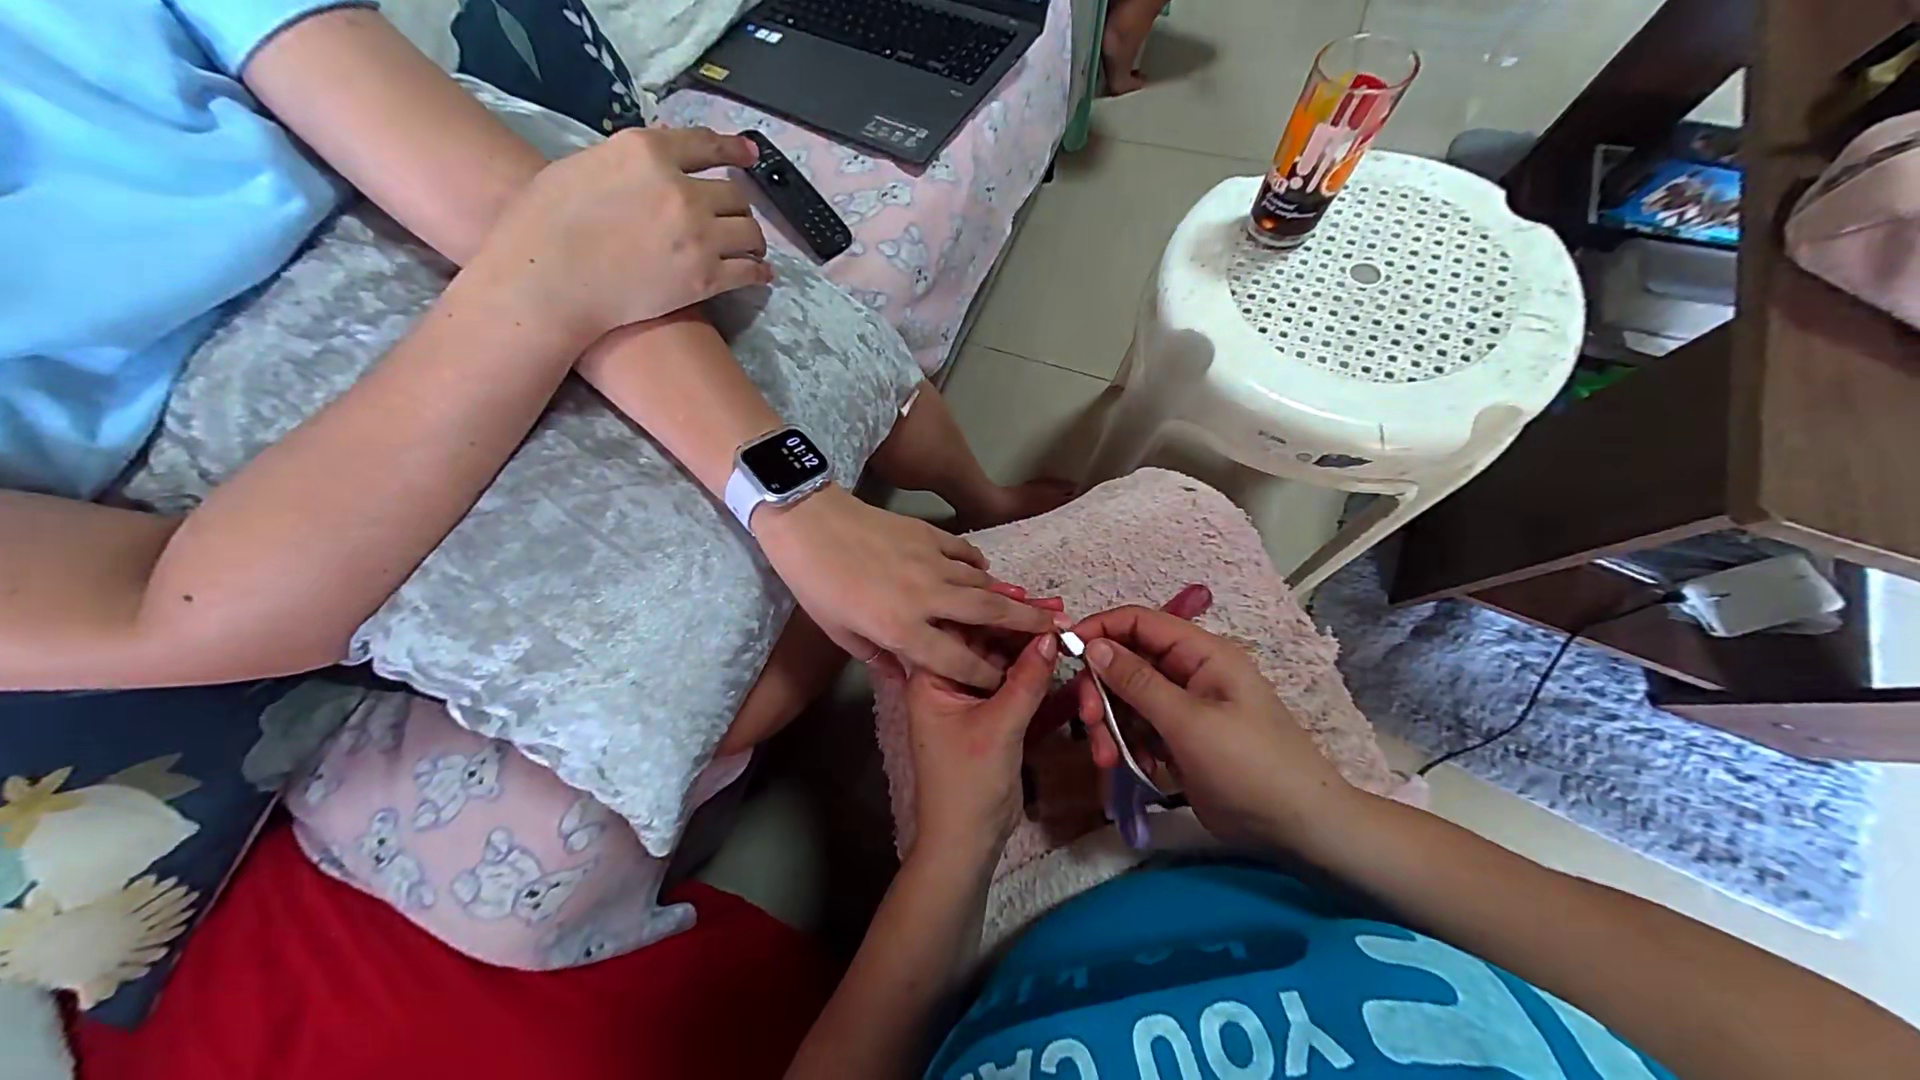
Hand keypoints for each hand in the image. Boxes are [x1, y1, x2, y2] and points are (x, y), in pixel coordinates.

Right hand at [473, 127, 769, 339]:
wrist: (550, 279)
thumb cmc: (547, 222)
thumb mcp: (586, 166)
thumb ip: (628, 162)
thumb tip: (656, 161)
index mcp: (647, 152)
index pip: (706, 145)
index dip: (735, 150)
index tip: (750, 155)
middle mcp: (681, 190)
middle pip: (734, 195)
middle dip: (737, 208)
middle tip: (734, 220)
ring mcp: (698, 235)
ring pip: (750, 232)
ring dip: (753, 239)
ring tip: (750, 248)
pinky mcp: (706, 278)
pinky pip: (750, 271)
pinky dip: (760, 272)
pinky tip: (762, 274)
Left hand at [757, 485, 1058, 688]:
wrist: (808, 524)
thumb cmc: (817, 585)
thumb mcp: (841, 634)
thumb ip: (880, 658)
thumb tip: (907, 679)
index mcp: (901, 628)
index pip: (957, 660)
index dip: (985, 674)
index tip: (1004, 679)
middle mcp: (927, 597)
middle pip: (988, 615)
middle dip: (1027, 625)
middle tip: (1057, 629)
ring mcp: (932, 561)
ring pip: (982, 583)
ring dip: (1008, 596)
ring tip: (1034, 605)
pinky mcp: (929, 534)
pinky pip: (966, 553)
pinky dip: (979, 565)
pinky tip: (984, 573)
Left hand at [896, 632, 1058, 862]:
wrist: (966, 840)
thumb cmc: (968, 783)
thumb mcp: (999, 727)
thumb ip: (1026, 680)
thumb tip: (1051, 637)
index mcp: (930, 678)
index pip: (963, 632)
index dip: (997, 613)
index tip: (1034, 600)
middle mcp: (945, 681)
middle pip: (984, 643)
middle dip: (1019, 627)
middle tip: (1057, 611)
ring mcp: (967, 698)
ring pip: (1000, 661)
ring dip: (1029, 647)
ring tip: (1062, 626)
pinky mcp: (987, 714)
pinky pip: (1010, 683)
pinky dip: (1032, 672)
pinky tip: (1055, 656)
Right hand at [1071, 605, 1351, 849]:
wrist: (1299, 830)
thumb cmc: (1250, 766)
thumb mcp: (1189, 722)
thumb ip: (1137, 681)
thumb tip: (1093, 644)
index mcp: (1201, 654)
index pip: (1139, 622)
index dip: (1101, 629)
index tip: (1065, 652)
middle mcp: (1188, 673)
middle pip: (1126, 663)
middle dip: (1102, 693)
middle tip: (1089, 725)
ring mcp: (1182, 708)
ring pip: (1126, 701)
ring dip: (1111, 727)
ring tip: (1110, 762)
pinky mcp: (1178, 739)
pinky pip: (1138, 729)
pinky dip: (1128, 747)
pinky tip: (1137, 770)